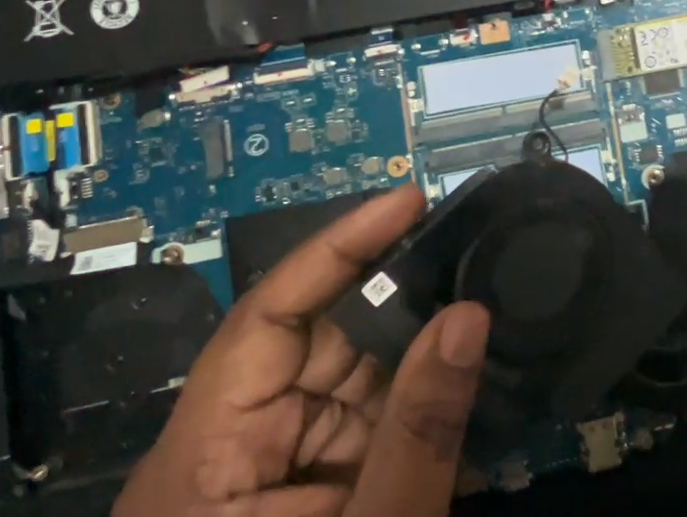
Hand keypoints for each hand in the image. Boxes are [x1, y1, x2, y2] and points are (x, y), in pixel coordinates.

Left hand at [115, 185, 490, 516]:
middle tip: (477, 276)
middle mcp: (228, 449)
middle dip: (400, 317)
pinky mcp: (301, 493)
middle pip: (318, 345)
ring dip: (416, 368)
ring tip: (482, 332)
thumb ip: (420, 428)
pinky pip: (364, 426)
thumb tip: (469, 314)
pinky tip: (461, 395)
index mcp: (204, 458)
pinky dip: (415, 412)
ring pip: (351, 384)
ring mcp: (266, 473)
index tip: (410, 198)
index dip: (338, 246)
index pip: (266, 315)